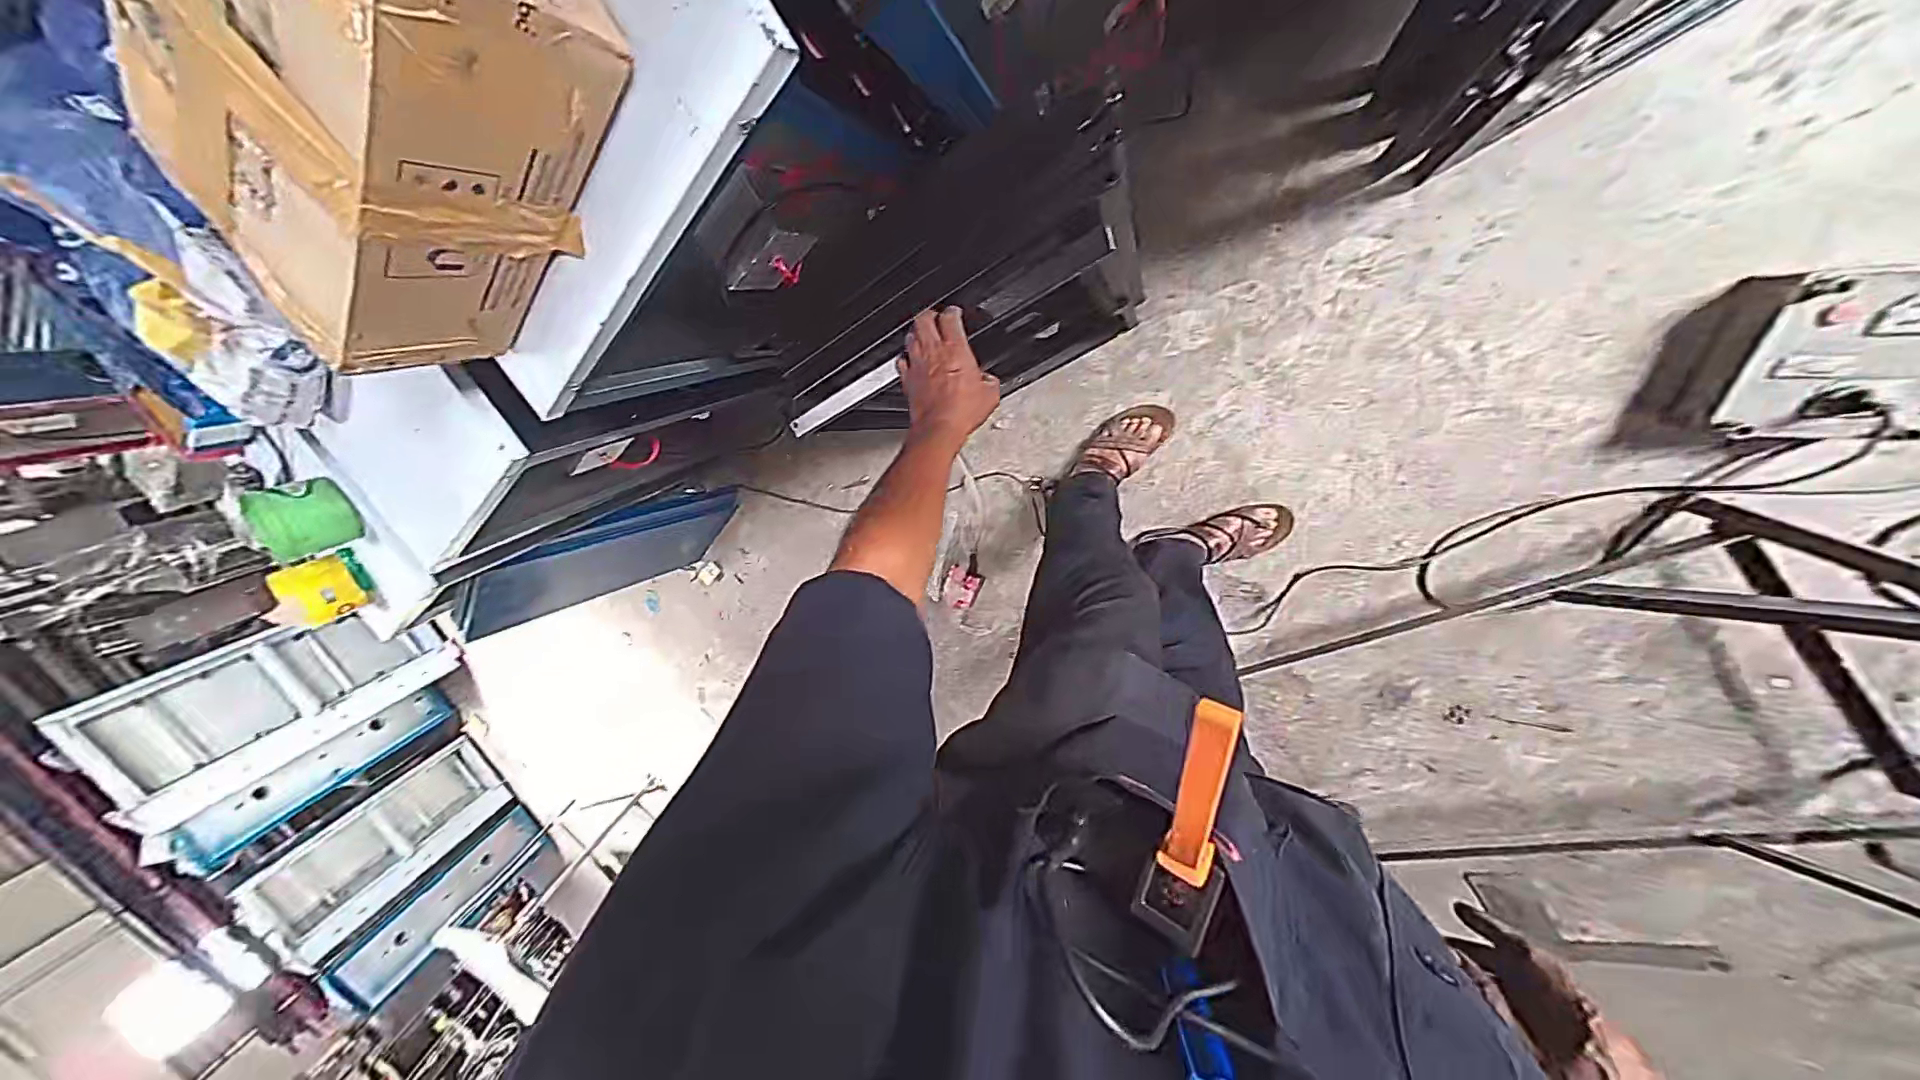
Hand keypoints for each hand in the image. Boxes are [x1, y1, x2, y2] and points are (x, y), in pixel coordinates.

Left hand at [899, 307, 999, 450]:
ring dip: (917, 333)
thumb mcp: (990, 395)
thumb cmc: (961, 412)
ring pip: (910, 336)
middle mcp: (933, 352)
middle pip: (924, 319)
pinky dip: (906, 356)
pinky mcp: (907, 380)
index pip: (950, 317)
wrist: (939, 428)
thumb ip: (989, 380)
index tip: (955, 313)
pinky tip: (910, 359)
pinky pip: (902, 360)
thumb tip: (988, 380)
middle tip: (935, 317)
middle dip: (930, 315)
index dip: (952, 311)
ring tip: (922, 334)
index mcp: (955, 349)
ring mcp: (917, 365)